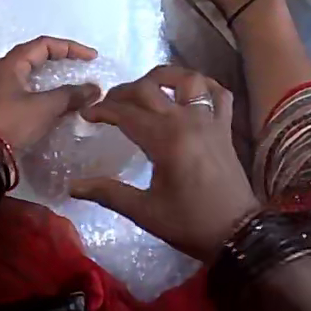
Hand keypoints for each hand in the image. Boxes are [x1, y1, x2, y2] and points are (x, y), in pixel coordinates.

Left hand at [0, 37, 102, 150]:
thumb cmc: (12, 122)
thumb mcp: (45, 107)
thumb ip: (71, 95)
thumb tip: (94, 89)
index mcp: (11, 63)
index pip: (45, 44)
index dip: (71, 48)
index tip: (92, 58)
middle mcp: (3, 71)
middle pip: (36, 57)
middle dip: (62, 60)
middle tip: (82, 67)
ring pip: (31, 76)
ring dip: (53, 79)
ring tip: (72, 86)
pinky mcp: (0, 106)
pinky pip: (27, 91)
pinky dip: (44, 93)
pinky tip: (56, 104)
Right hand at [69, 66, 260, 261]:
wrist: (237, 234)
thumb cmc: (189, 223)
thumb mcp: (145, 212)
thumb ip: (108, 194)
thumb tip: (73, 187)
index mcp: (165, 140)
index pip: (126, 113)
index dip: (102, 110)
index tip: (86, 115)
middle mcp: (188, 121)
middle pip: (150, 89)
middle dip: (123, 91)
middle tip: (108, 103)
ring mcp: (210, 121)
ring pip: (188, 79)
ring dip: (163, 77)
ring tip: (146, 87)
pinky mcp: (225, 128)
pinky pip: (219, 94)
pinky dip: (204, 86)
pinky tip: (189, 94)